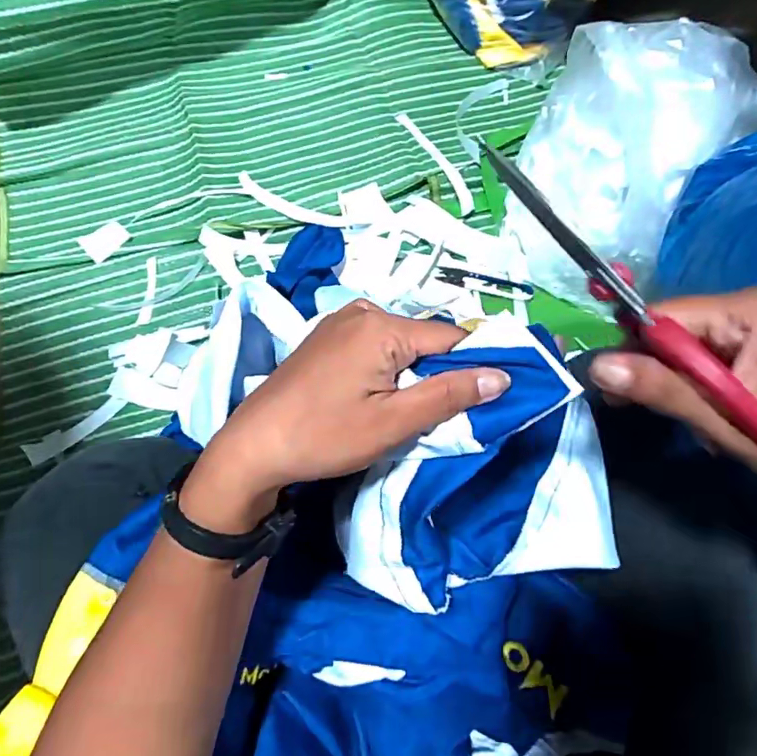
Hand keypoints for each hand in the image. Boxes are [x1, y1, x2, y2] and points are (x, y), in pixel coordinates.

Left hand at [182, 300, 511, 530]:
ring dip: (412, 375)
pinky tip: (376, 399)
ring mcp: (341, 322)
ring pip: (400, 345)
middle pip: (424, 340)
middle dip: (439, 374)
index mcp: (381, 325)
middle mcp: (363, 311)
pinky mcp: (327, 337)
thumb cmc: (325, 435)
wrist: (255, 444)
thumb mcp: (394, 422)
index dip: (475, 365)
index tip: (491, 397)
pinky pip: (375, 346)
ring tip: (404, 413)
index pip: (450, 338)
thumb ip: (449, 394)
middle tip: (437, 417)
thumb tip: (501, 374)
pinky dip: (387, 369)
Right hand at [587, 286, 756, 503]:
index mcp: (751, 307)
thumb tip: (593, 366)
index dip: (632, 352)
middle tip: (666, 421)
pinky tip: (728, 432)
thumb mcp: (733, 418)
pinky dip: (710, 402)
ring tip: (713, 434)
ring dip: (689, 397)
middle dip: (665, 380)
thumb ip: (661, 389)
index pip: (663, 316)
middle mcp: (755, 310)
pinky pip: (716, 372)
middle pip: (677, 336)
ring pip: (693, 359)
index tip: (611, 392)